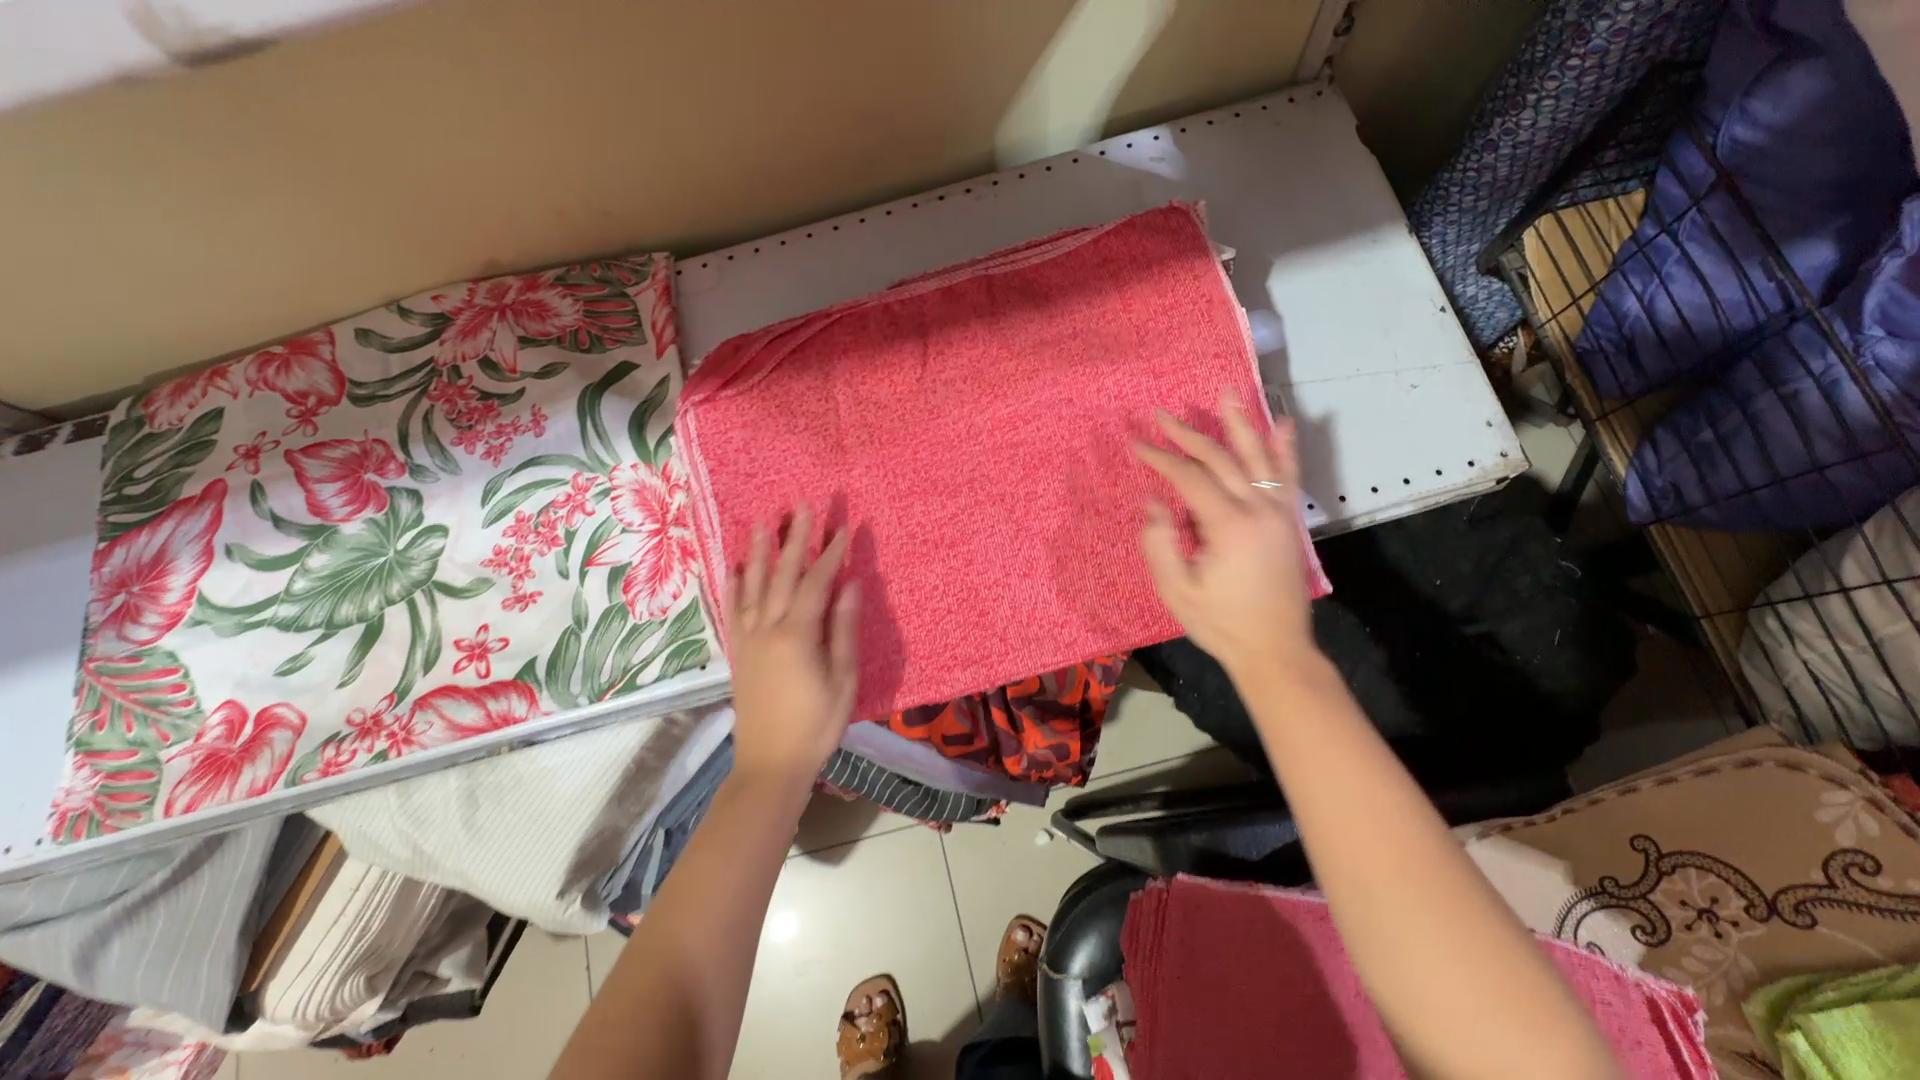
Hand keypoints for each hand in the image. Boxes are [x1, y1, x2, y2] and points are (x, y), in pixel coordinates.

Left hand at [726, 503, 860, 788]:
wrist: (770, 763)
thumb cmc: (816, 725)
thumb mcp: (843, 680)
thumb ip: (844, 630)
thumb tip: (850, 585)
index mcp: (798, 635)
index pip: (815, 582)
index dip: (829, 554)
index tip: (841, 527)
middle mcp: (768, 628)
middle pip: (781, 574)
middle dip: (792, 538)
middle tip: (800, 505)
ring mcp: (748, 639)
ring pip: (752, 585)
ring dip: (757, 552)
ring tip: (761, 521)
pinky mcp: (738, 652)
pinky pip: (733, 610)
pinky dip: (733, 585)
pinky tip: (733, 567)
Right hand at [1132, 390, 1316, 680]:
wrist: (1274, 648)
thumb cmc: (1220, 622)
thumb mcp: (1177, 590)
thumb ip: (1160, 543)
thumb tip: (1153, 502)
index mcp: (1228, 525)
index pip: (1189, 477)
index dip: (1160, 458)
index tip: (1135, 445)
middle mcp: (1258, 509)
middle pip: (1221, 458)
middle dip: (1188, 434)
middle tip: (1161, 414)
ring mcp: (1279, 513)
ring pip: (1258, 456)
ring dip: (1240, 422)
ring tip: (1226, 391)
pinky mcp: (1288, 521)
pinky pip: (1288, 475)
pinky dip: (1285, 448)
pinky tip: (1284, 423)